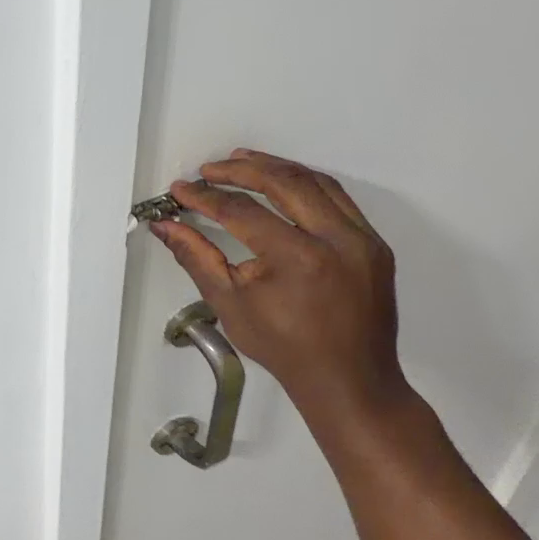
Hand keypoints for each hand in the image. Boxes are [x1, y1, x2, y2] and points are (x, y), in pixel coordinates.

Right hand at [150, 149, 406, 418]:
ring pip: (316, 183)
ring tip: (240, 161)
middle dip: (239, 171)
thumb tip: (164, 225)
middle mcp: (337, 241)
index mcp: (298, 258)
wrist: (349, 378)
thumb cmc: (284, 345)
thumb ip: (194, 255)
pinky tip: (280, 182)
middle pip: (283, 183)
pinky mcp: (373, 245)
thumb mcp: (227, 301)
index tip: (180, 190)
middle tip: (207, 170)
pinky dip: (305, 183)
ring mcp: (362, 241)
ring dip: (275, 168)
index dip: (204, 197)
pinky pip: (338, 199)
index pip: (241, 211)